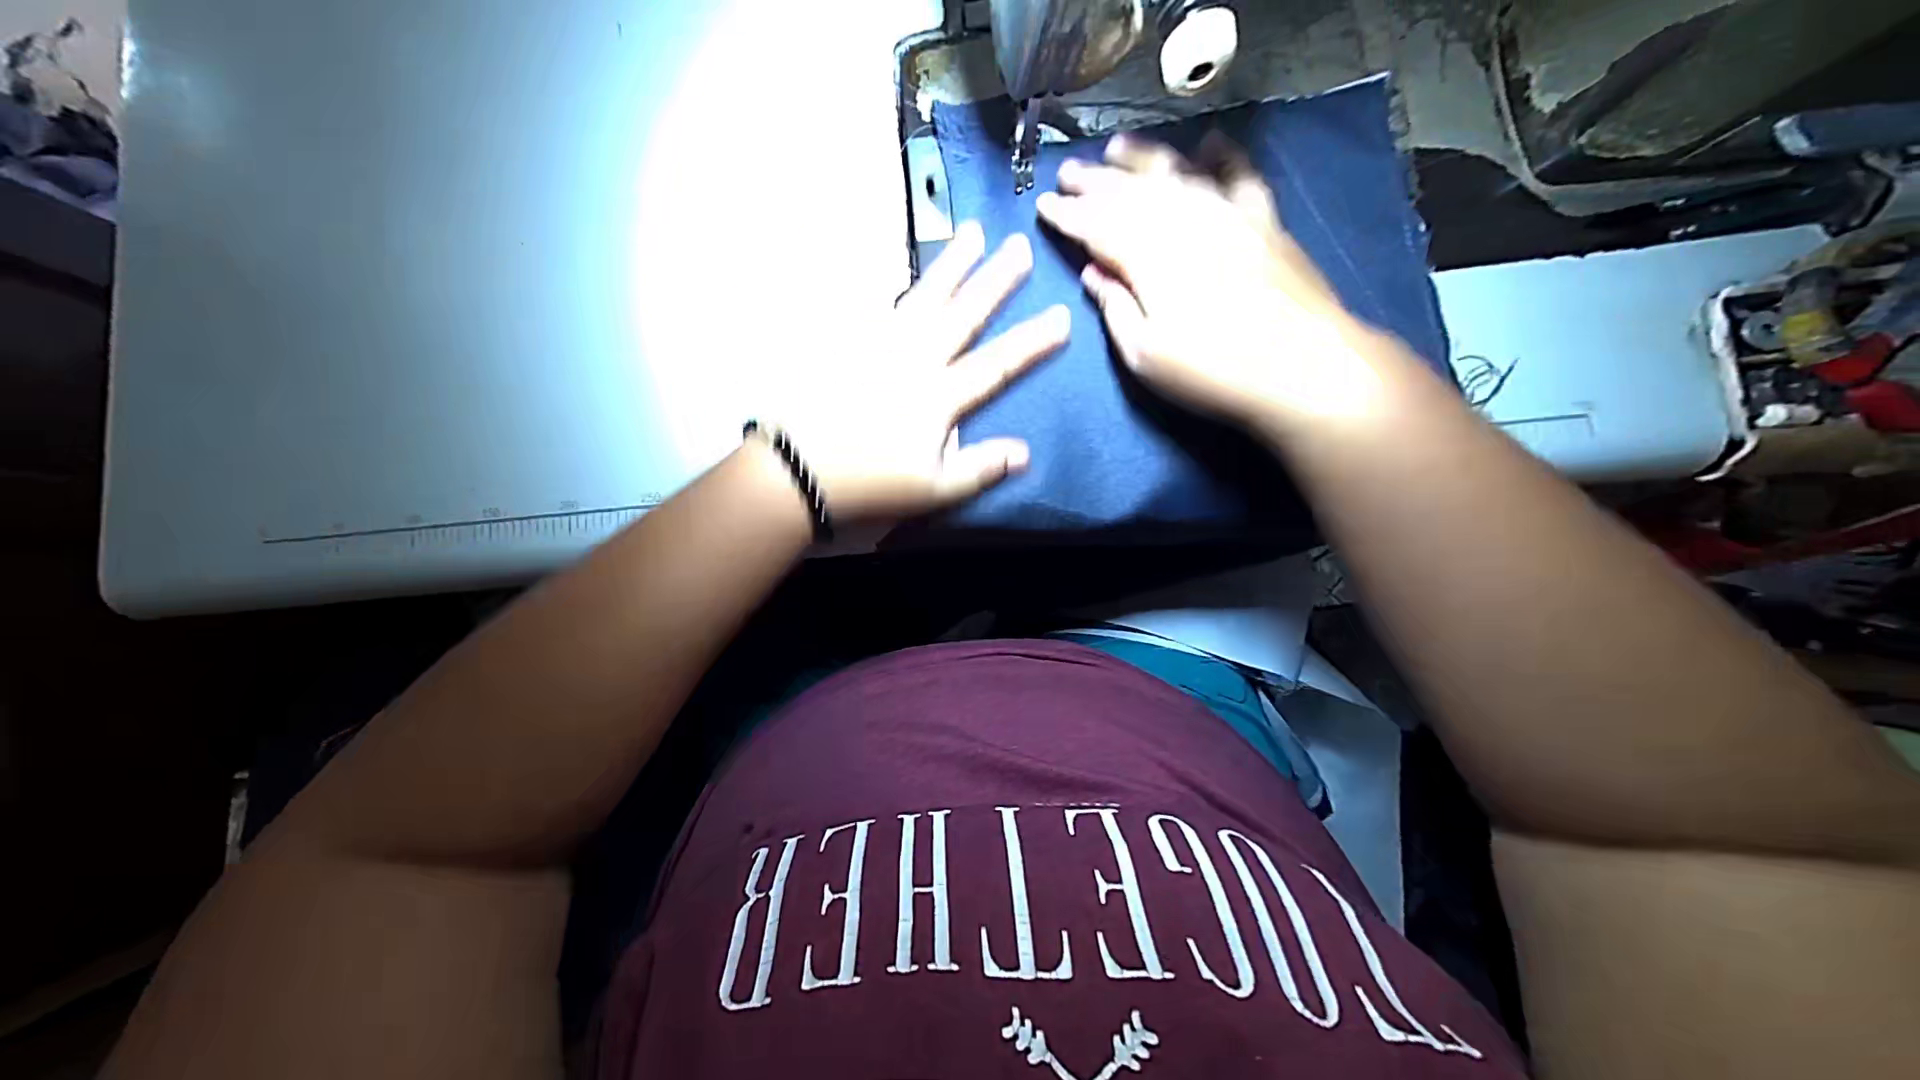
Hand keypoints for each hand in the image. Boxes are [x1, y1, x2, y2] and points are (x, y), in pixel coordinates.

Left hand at [762, 222, 1067, 523]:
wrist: (797, 467)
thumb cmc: (869, 483)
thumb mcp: (932, 489)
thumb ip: (979, 469)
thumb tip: (1025, 452)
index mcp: (939, 397)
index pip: (996, 365)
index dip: (1031, 342)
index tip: (1061, 316)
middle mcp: (915, 359)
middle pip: (963, 314)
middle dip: (996, 281)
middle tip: (1021, 248)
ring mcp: (880, 344)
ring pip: (925, 297)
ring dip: (952, 265)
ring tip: (972, 235)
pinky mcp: (850, 340)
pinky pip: (880, 303)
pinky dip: (899, 281)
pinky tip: (908, 267)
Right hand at [1036, 134, 1396, 434]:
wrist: (1303, 365)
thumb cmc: (1212, 371)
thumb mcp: (1145, 355)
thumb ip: (1115, 308)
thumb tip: (1093, 273)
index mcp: (1147, 255)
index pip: (1096, 224)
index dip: (1067, 214)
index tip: (1044, 205)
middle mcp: (1184, 219)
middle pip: (1130, 191)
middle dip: (1094, 181)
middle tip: (1068, 172)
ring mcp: (1227, 213)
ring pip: (1176, 173)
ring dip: (1142, 159)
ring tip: (1117, 148)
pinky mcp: (1263, 219)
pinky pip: (1239, 175)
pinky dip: (1223, 155)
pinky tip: (1209, 143)